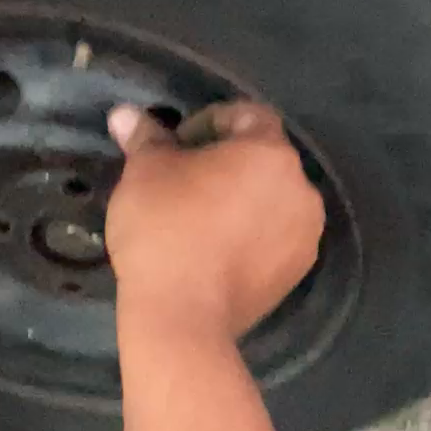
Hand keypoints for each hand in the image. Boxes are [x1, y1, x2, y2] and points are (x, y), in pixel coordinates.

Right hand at [104, 101, 324, 339]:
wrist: (183, 316)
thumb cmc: (165, 229)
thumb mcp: (145, 173)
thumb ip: (145, 137)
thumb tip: (125, 114)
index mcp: (271, 153)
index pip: (246, 115)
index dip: (207, 122)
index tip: (176, 146)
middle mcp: (301, 189)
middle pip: (262, 158)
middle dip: (225, 162)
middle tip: (182, 180)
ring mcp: (304, 235)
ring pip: (269, 199)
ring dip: (239, 198)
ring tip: (198, 217)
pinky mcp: (296, 272)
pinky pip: (272, 236)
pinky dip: (249, 233)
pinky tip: (214, 248)